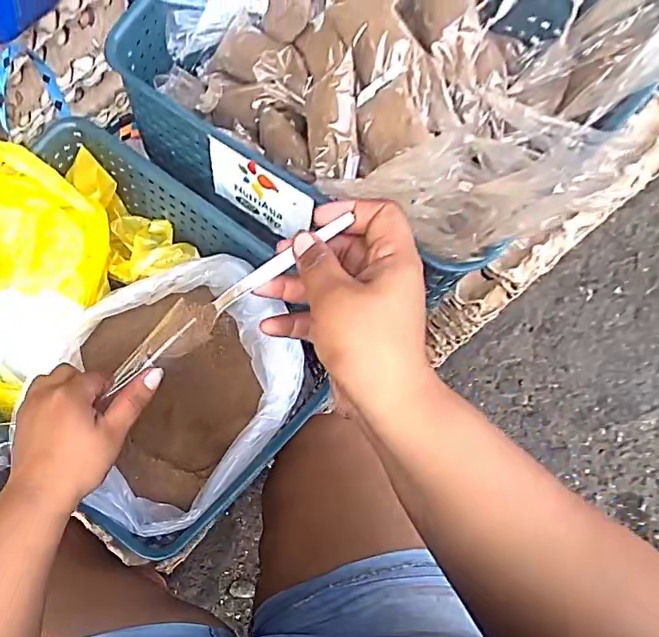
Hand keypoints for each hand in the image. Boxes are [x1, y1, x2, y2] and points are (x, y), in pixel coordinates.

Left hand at [5, 364, 161, 513]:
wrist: (40, 492)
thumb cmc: (78, 467)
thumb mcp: (112, 436)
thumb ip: (131, 402)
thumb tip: (153, 374)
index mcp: (71, 391)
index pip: (98, 376)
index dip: (109, 393)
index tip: (110, 415)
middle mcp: (46, 390)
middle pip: (72, 373)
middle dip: (85, 388)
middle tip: (94, 419)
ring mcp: (29, 403)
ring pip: (52, 382)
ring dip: (65, 392)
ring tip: (75, 422)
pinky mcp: (20, 417)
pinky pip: (38, 397)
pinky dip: (50, 404)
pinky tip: (58, 430)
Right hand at [255, 200, 432, 410]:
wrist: (384, 401)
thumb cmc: (373, 350)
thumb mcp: (334, 296)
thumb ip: (315, 264)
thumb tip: (305, 244)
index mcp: (393, 260)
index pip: (378, 215)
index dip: (346, 212)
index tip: (316, 221)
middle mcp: (384, 281)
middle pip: (344, 253)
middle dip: (309, 254)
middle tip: (281, 255)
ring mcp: (368, 309)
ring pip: (328, 286)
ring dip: (295, 287)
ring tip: (265, 286)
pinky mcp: (353, 334)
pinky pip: (323, 317)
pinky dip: (299, 319)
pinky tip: (273, 324)